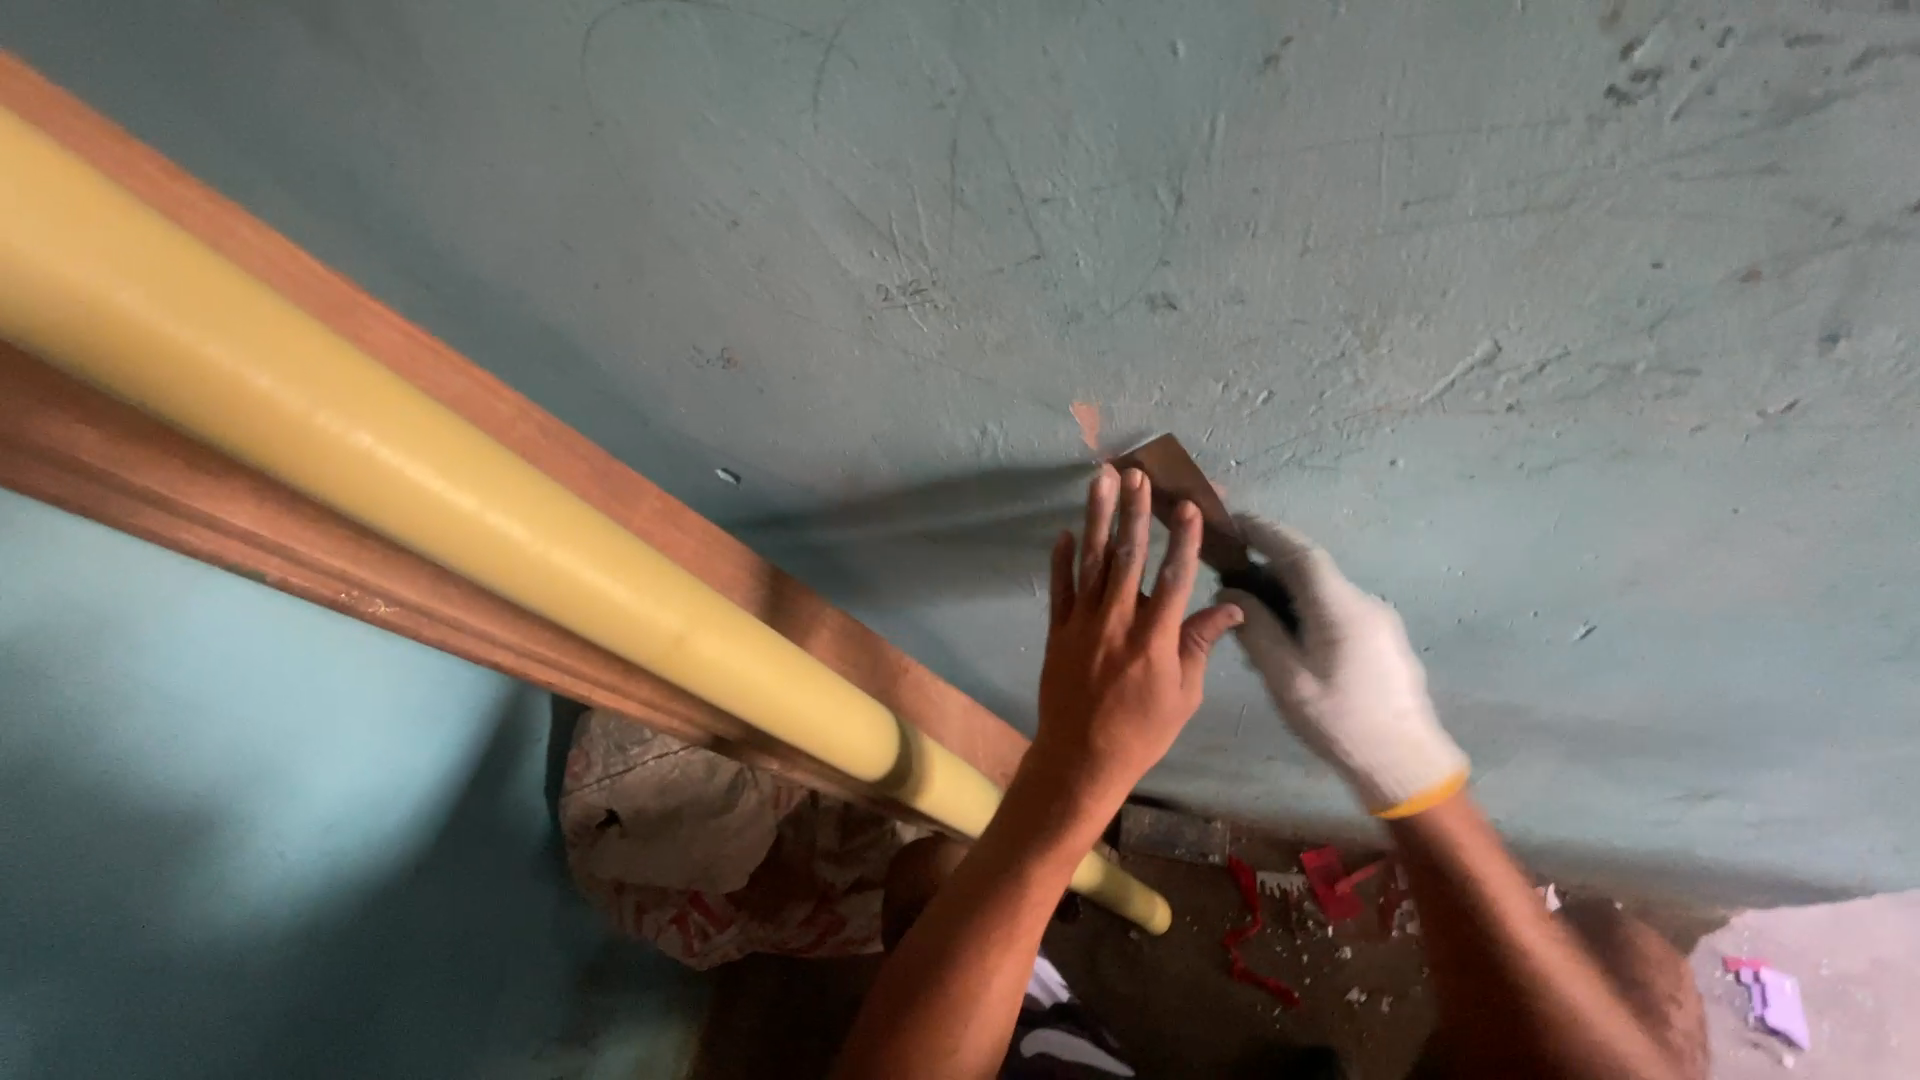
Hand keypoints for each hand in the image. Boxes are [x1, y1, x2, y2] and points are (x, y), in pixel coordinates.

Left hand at [1031, 465, 1244, 801]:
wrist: (1081, 757)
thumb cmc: (1141, 731)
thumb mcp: (1184, 695)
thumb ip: (1200, 645)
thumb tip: (1231, 609)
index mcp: (1155, 639)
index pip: (1174, 578)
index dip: (1182, 540)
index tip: (1188, 507)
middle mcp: (1117, 622)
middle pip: (1127, 557)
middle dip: (1134, 512)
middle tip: (1137, 475)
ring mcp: (1082, 624)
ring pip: (1091, 563)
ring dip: (1097, 519)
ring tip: (1101, 482)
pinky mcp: (1058, 632)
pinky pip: (1059, 589)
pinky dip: (1061, 560)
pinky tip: (1065, 533)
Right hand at [1221, 516, 1468, 817]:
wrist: (1406, 763)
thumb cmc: (1339, 721)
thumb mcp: (1285, 679)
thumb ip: (1256, 630)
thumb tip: (1231, 594)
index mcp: (1340, 608)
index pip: (1300, 553)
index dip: (1267, 532)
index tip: (1235, 522)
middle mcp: (1364, 604)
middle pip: (1311, 571)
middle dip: (1269, 568)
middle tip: (1231, 585)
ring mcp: (1379, 621)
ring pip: (1323, 593)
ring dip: (1286, 595)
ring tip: (1255, 622)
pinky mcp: (1383, 640)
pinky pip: (1336, 611)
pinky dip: (1305, 613)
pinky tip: (1288, 643)